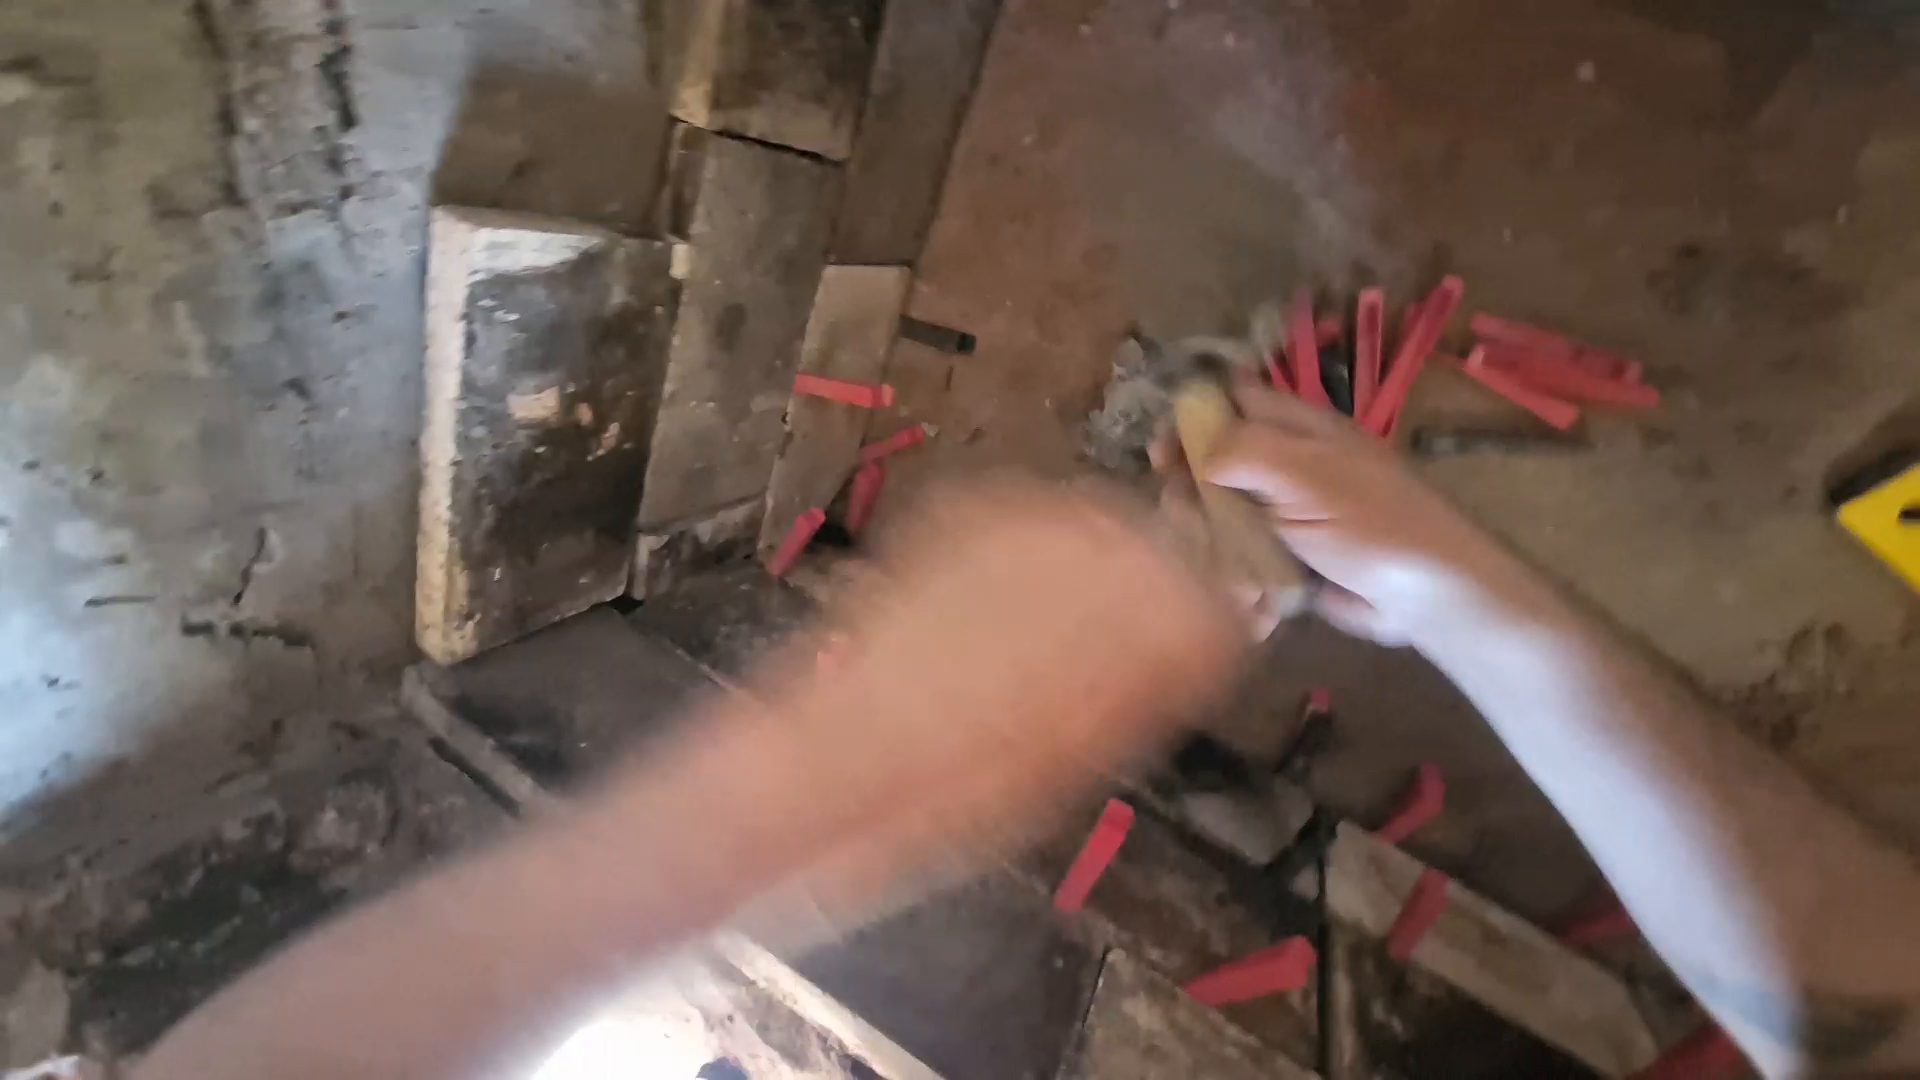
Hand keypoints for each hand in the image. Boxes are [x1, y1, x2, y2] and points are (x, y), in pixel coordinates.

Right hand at [1206, 386, 1518, 644]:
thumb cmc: (1372, 525)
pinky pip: (1236, 553)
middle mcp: (1283, 466)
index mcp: (1296, 431)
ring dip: (1207, 535)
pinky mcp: (1280, 555)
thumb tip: (1193, 450)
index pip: (1232, 402)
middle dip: (1190, 487)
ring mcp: (1280, 513)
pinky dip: (1231, 571)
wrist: (1425, 597)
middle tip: (1183, 511)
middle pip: (1212, 462)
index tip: (1163, 451)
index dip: (1193, 416)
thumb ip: (1244, 450)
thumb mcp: (1307, 474)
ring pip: (1217, 512)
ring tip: (1216, 558)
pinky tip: (1242, 591)